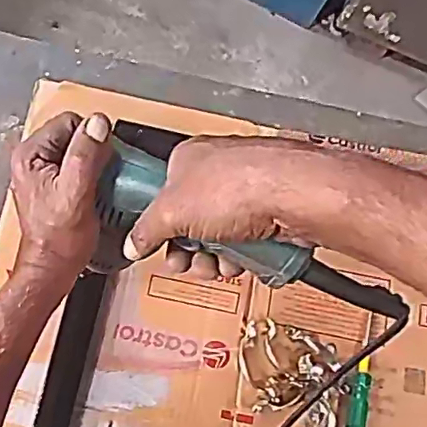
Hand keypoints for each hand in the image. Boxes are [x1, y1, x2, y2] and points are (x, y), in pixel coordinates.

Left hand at [10, 111, 113, 282]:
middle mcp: (32, 160)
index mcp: (30, 155)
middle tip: (99, 177)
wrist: (54, 267)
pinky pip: (79, 169)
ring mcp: (42, 174)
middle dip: (93, 152)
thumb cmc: (59, 239)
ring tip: (96, 187)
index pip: (69, 122)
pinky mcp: (54, 187)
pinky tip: (93, 193)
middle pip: (74, 135)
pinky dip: (91, 177)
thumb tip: (98, 124)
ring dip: (94, 166)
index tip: (101, 161)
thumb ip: (85, 154)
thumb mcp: (76, 191)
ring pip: (78, 152)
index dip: (91, 139)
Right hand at [123, 136, 340, 278]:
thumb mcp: (171, 213)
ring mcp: (245, 192)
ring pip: (219, 236)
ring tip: (218, 267)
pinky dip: (241, 257)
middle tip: (187, 264)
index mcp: (188, 160)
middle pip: (190, 222)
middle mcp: (217, 172)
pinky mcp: (269, 213)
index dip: (158, 226)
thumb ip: (146, 231)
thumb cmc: (240, 186)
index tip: (156, 246)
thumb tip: (132, 244)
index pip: (161, 196)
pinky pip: (245, 241)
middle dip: (189, 251)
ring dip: (214, 259)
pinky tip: (241, 263)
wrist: (294, 196)